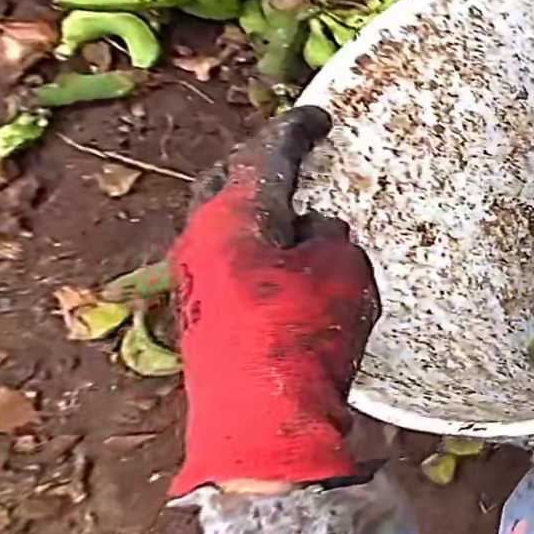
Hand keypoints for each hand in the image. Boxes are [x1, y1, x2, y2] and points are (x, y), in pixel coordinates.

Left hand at [168, 106, 379, 495]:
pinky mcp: (199, 302)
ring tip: (295, 200)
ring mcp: (191, 271)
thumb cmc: (307, 333)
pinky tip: (282, 246)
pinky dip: (255, 232)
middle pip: (227, 176)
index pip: (266, 155)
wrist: (263, 417)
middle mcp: (200, 236)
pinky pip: (227, 245)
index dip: (295, 129)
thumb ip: (327, 234)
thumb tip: (309, 227)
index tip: (318, 116)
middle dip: (262, 158)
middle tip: (298, 150)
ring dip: (258, 199)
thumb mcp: (342, 268)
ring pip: (223, 212)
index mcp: (236, 217)